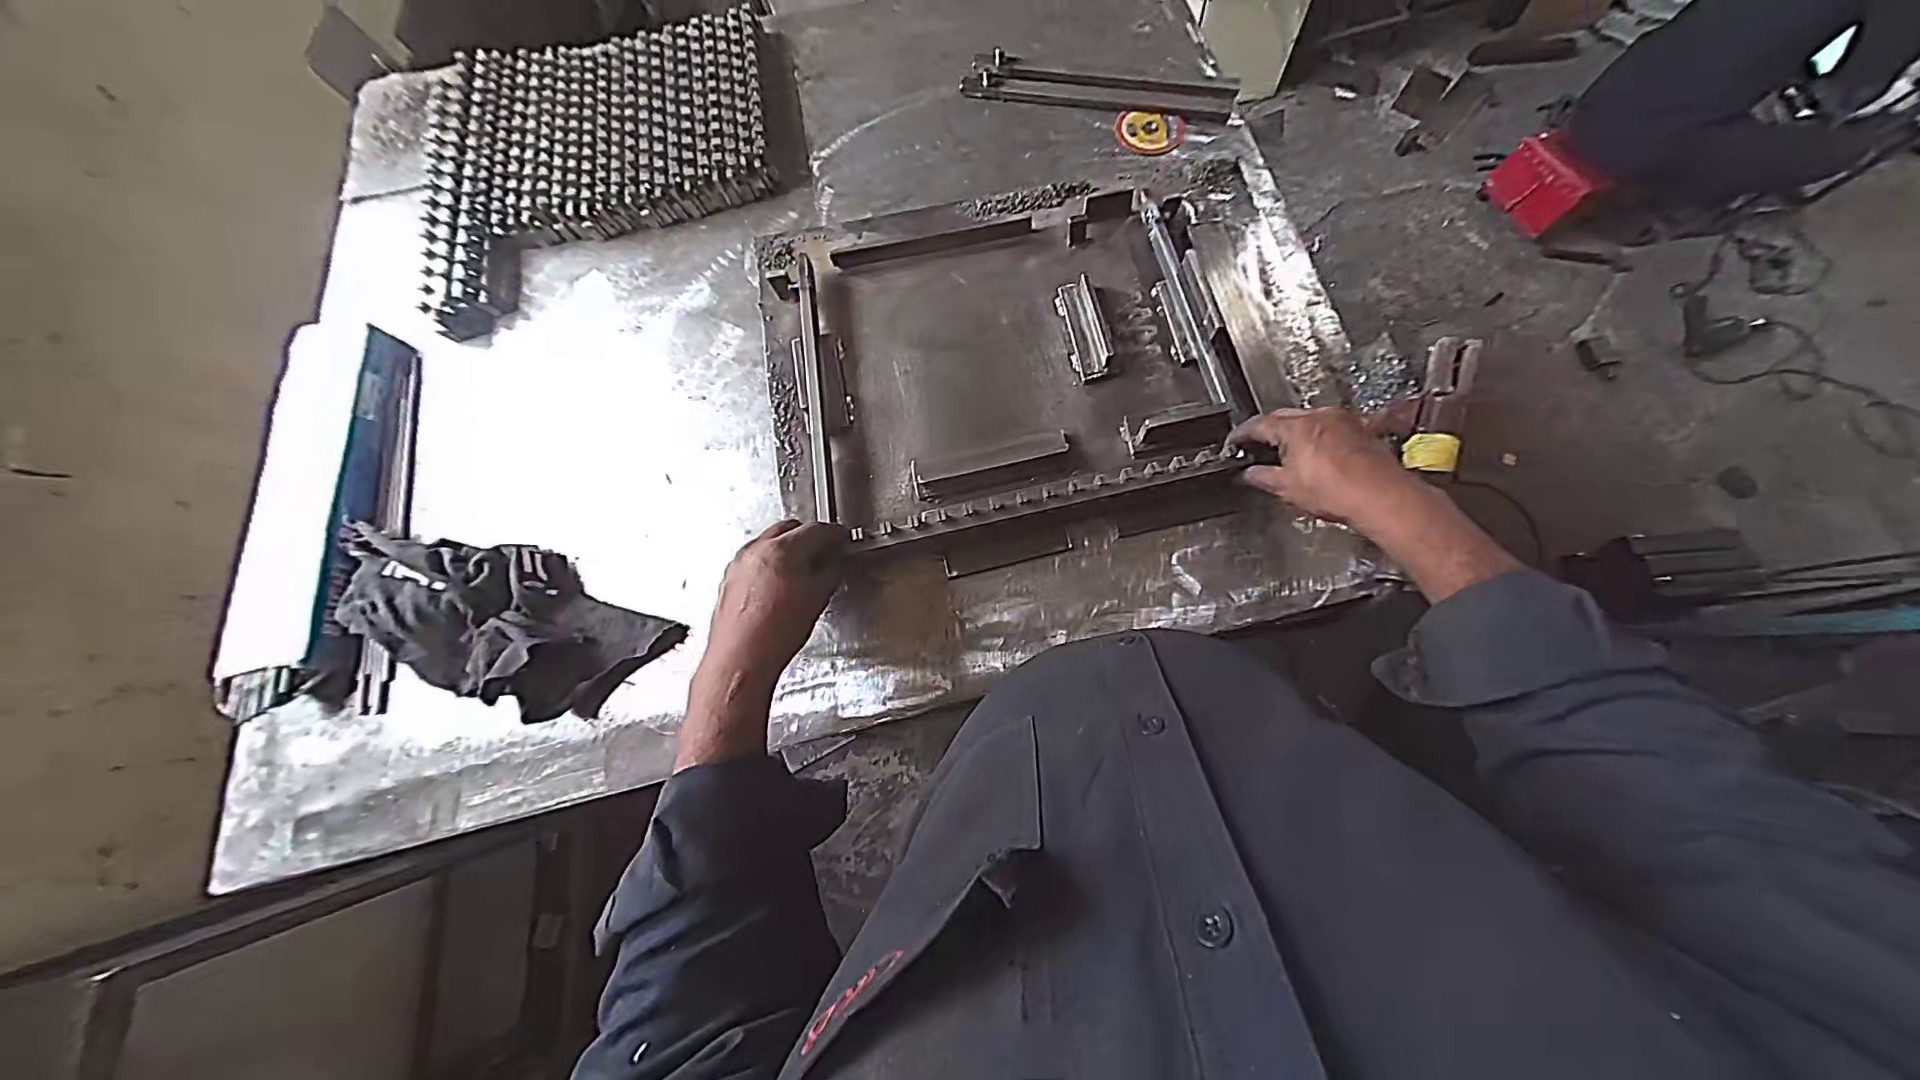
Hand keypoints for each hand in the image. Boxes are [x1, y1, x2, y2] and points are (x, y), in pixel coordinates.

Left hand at [678, 520, 847, 769]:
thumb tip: (833, 563)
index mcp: (782, 551)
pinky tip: (782, 583)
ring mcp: (740, 562)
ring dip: (790, 548)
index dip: (836, 534)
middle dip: (811, 536)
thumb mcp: (816, 599)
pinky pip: (756, 558)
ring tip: (805, 568)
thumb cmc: (774, 635)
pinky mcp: (730, 577)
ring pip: (771, 541)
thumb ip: (829, 572)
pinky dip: (772, 561)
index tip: (842, 538)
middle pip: (791, 528)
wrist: (740, 660)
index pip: (817, 529)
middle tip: (827, 550)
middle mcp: (757, 550)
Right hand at [1227, 407, 1427, 527]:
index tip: (1233, 441)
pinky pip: (1328, 428)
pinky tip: (1313, 457)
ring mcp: (1343, 421)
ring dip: (1292, 434)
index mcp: (1297, 427)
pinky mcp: (1360, 430)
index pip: (1258, 424)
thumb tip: (1249, 473)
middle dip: (1267, 432)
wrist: (1382, 498)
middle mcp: (1321, 416)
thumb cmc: (1339, 491)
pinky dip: (1315, 439)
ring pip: (1307, 421)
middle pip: (1283, 418)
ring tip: (1285, 456)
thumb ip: (1260, 476)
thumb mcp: (1285, 487)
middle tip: (1255, 447)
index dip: (1241, 434)